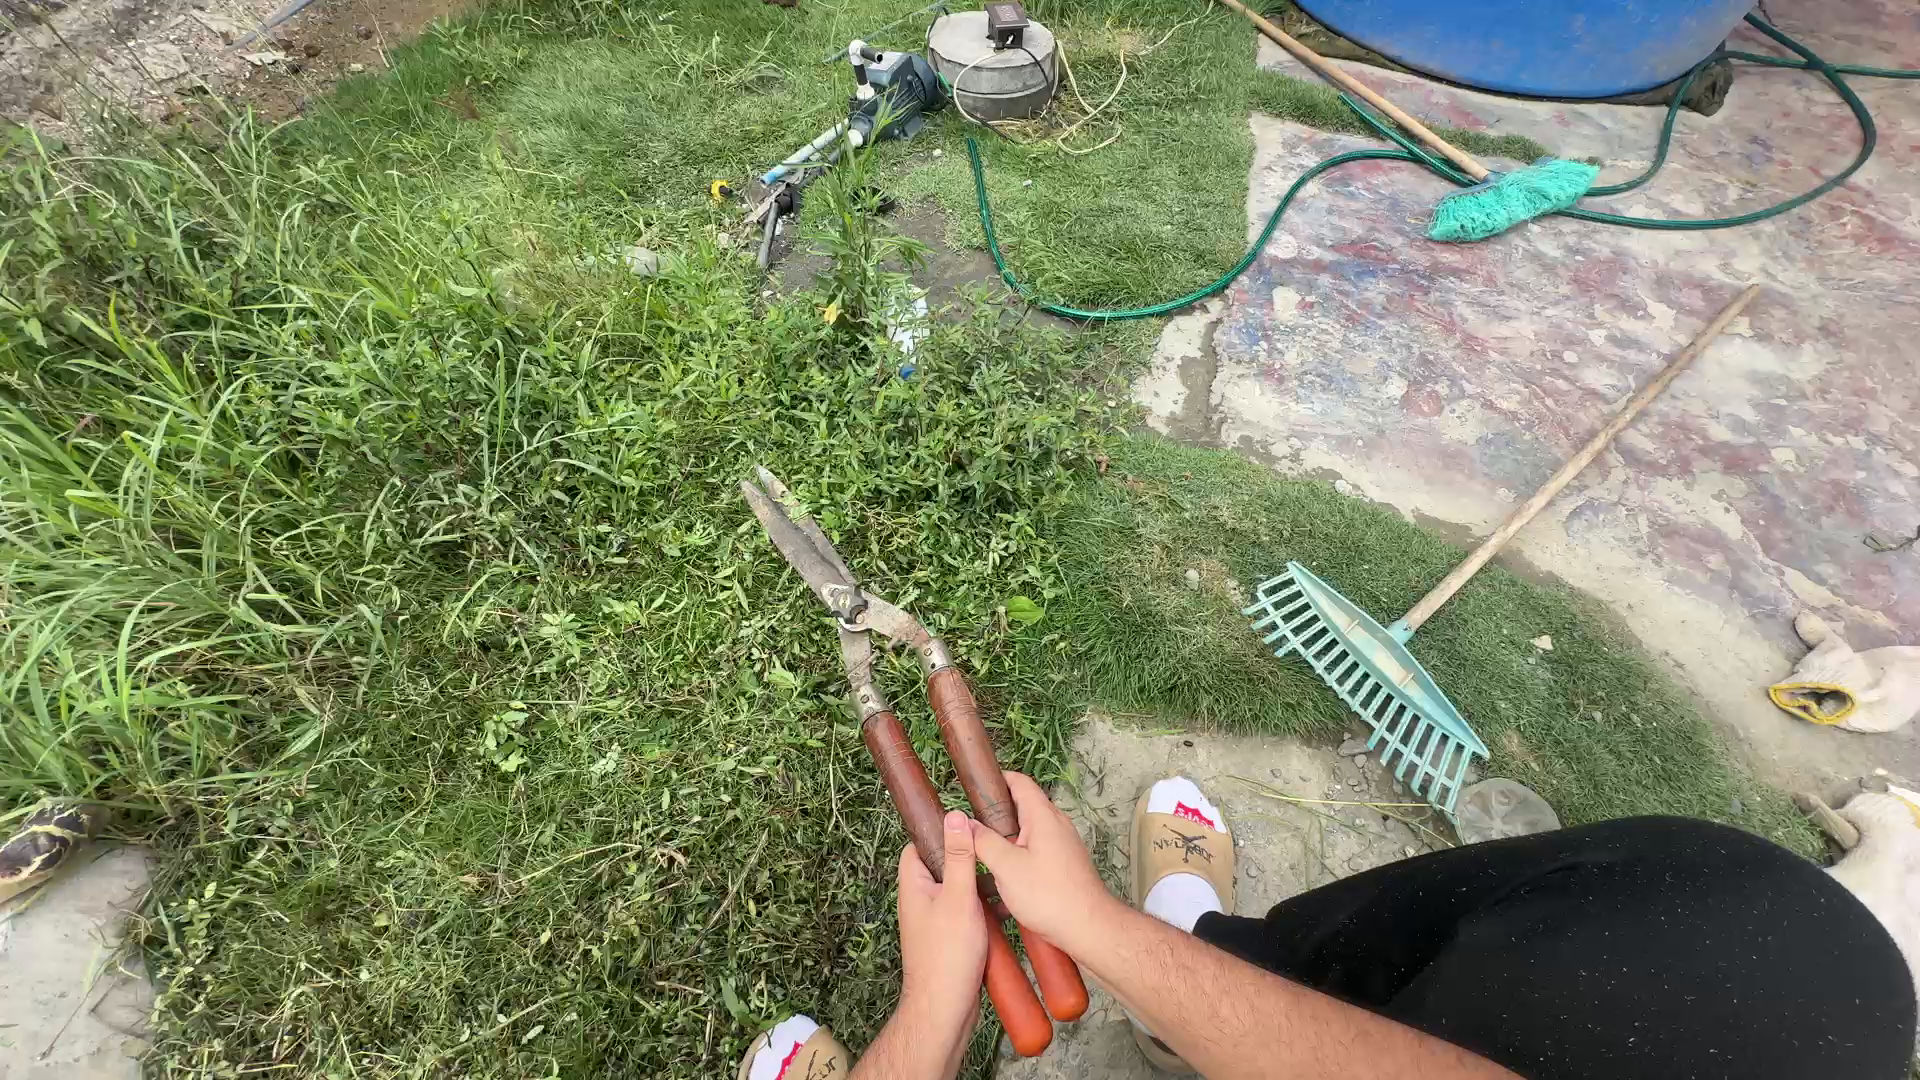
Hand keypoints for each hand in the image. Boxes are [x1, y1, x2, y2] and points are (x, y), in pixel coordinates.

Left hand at [896, 810, 989, 1034]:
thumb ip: (959, 857)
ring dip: (978, 881)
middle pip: (942, 863)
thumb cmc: (947, 955)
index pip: (919, 843)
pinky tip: (1004, 904)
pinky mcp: (951, 936)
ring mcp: (936, 919)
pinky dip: (983, 905)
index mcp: (914, 884)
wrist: (945, 1013)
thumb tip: (955, 816)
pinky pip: (967, 910)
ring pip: (958, 887)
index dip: (939, 830)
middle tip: (991, 843)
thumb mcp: (958, 897)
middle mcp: (921, 899)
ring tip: (1002, 871)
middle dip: (966, 854)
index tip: (965, 821)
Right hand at [968, 772, 1118, 952]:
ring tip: (986, 847)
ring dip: (1009, 832)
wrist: (1089, 928)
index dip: (997, 779)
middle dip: (998, 809)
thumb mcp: (1007, 867)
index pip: (1020, 782)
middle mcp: (1057, 823)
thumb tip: (965, 823)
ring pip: (1031, 827)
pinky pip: (1039, 844)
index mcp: (1043, 816)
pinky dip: (1021, 848)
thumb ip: (984, 841)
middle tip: (974, 822)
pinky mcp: (1066, 861)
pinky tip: (1008, 870)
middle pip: (1025, 803)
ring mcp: (1064, 842)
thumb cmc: (1048, 896)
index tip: (974, 787)